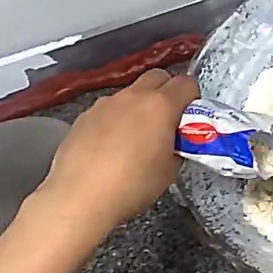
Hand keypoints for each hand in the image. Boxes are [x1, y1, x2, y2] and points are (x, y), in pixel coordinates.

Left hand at [33, 69, 199, 234]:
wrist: (80, 196)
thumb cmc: (132, 185)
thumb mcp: (169, 171)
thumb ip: (177, 147)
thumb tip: (174, 142)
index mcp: (161, 106)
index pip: (186, 83)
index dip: (192, 98)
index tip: (190, 117)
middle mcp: (133, 96)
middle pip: (157, 76)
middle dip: (167, 92)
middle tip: (167, 120)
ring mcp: (106, 103)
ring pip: (131, 93)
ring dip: (139, 105)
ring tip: (136, 137)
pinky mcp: (85, 116)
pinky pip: (108, 109)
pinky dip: (116, 119)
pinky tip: (110, 146)